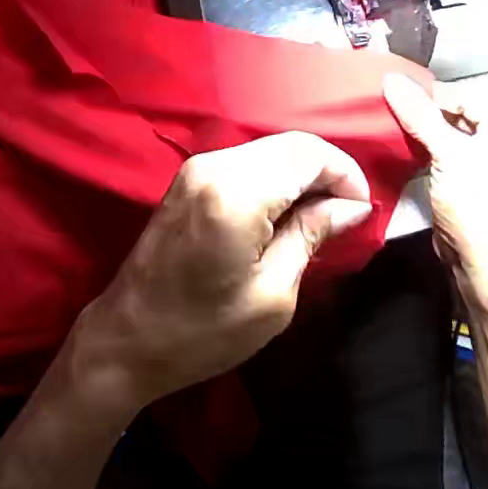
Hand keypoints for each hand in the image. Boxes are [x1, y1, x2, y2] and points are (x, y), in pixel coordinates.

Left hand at [52, 132, 374, 426]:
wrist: (124, 344)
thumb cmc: (201, 332)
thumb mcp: (272, 295)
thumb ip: (312, 234)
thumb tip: (352, 207)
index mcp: (235, 195)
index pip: (310, 156)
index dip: (347, 176)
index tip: (362, 211)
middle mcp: (215, 166)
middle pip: (294, 145)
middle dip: (330, 172)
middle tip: (348, 212)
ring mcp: (199, 167)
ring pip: (276, 148)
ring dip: (307, 173)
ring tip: (324, 213)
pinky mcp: (192, 176)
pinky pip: (254, 160)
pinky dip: (282, 176)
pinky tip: (291, 208)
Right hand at [382, 74, 487, 321]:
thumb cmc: (480, 210)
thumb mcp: (449, 156)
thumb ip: (421, 116)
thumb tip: (392, 79)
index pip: (471, 99)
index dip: (434, 97)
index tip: (398, 95)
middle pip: (463, 119)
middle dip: (428, 116)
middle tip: (390, 110)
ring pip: (455, 142)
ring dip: (426, 137)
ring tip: (392, 128)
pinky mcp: (478, 194)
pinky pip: (452, 165)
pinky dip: (430, 159)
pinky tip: (405, 154)